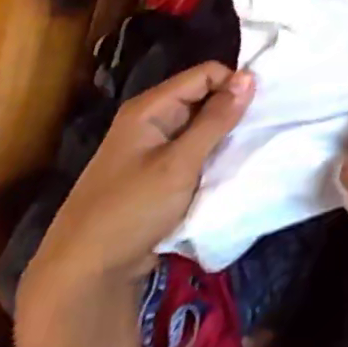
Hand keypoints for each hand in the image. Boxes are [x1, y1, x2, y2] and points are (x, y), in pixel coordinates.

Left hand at [23, 62, 253, 302]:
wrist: (86, 272)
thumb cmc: (131, 210)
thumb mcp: (179, 164)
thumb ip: (216, 120)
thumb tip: (250, 77)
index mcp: (150, 107)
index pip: (205, 74)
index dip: (234, 85)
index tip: (261, 110)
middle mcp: (152, 120)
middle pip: (203, 98)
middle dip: (232, 112)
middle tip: (261, 132)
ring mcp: (153, 149)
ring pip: (201, 129)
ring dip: (224, 139)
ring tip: (252, 151)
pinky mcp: (158, 175)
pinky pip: (194, 154)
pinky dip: (212, 160)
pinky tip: (230, 171)